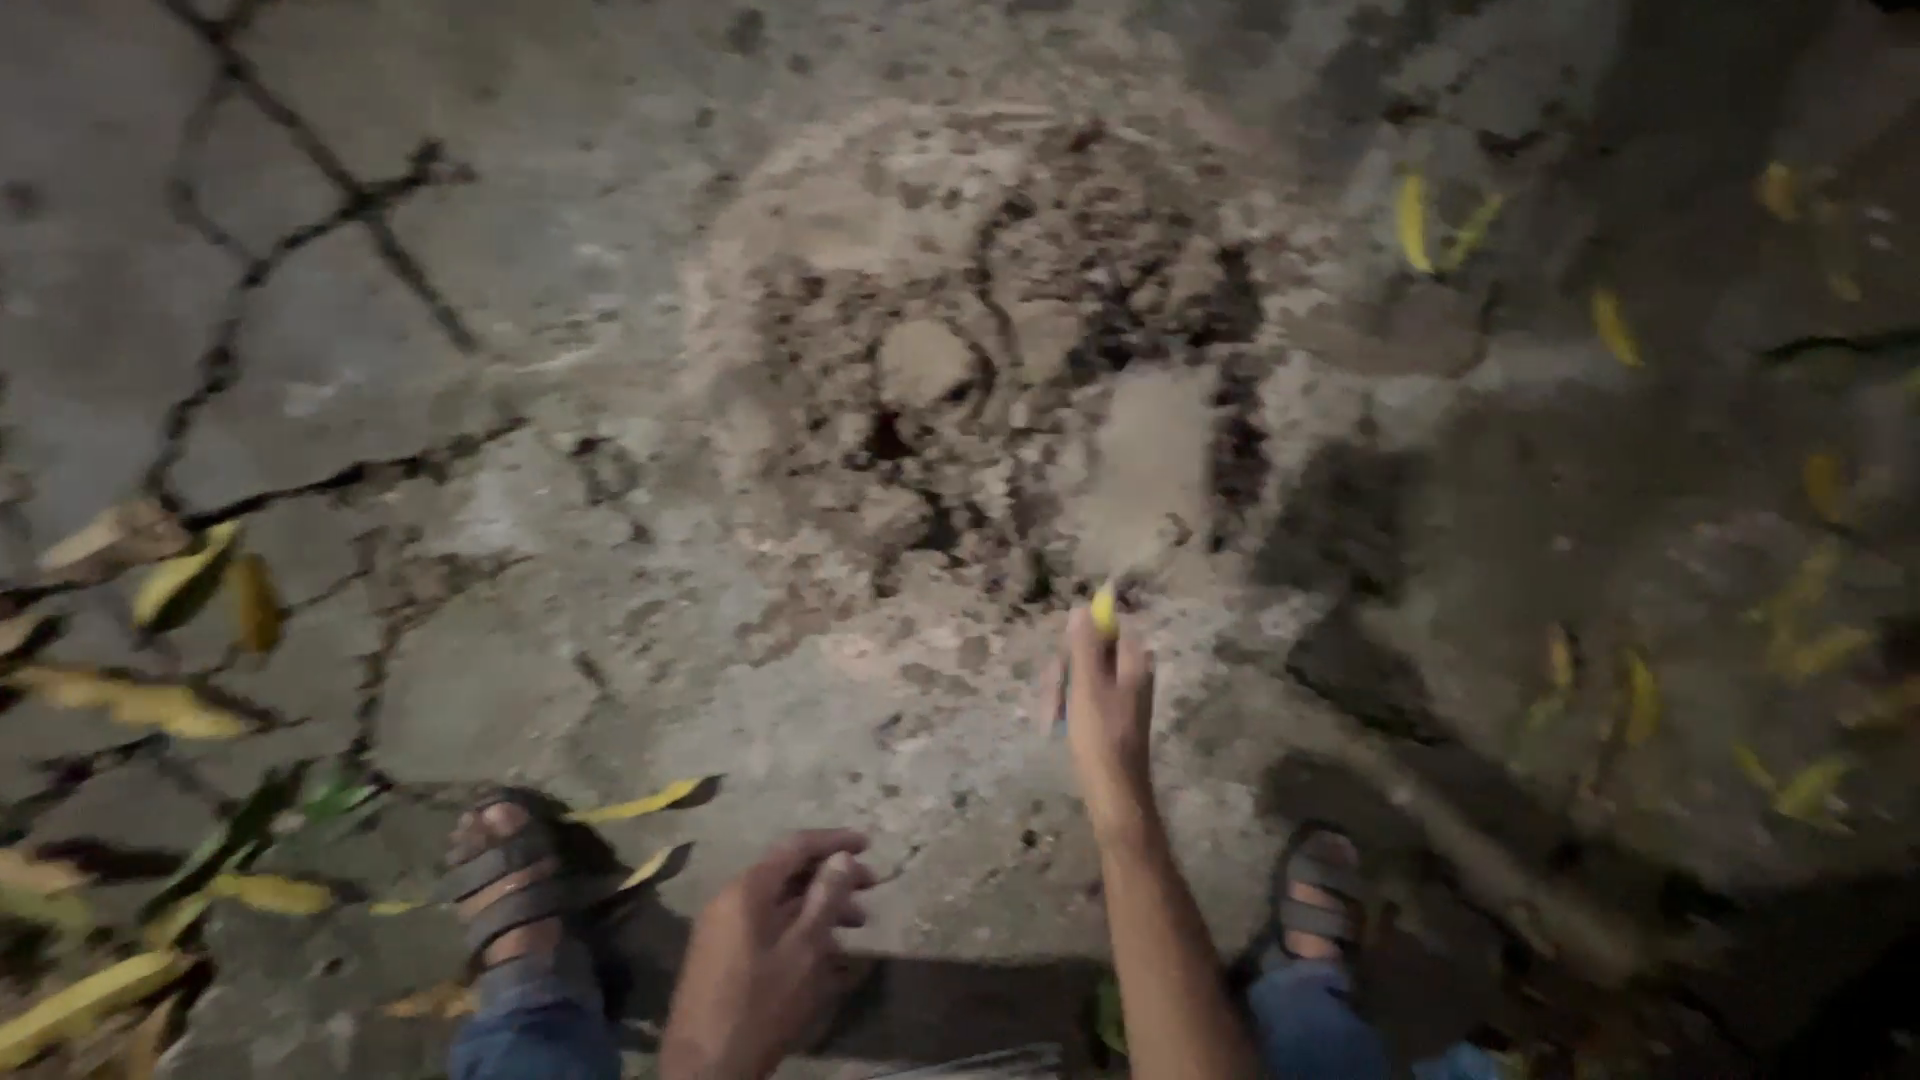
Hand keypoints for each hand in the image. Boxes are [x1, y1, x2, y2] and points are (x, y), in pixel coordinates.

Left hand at [662, 829, 876, 1079]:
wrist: (704, 1071)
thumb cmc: (760, 1006)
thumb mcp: (804, 951)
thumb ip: (825, 898)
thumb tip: (843, 857)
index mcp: (747, 889)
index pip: (795, 846)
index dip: (835, 840)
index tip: (869, 845)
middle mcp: (730, 899)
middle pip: (788, 872)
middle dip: (832, 875)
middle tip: (871, 887)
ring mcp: (722, 928)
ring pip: (779, 901)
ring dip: (819, 904)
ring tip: (858, 923)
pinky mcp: (722, 954)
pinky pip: (767, 924)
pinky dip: (799, 925)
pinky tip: (827, 948)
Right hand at [1062, 605, 1155, 840]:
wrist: (1113, 790)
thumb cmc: (1100, 736)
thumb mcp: (1087, 685)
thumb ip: (1084, 645)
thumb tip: (1081, 608)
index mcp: (1134, 662)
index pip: (1106, 628)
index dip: (1080, 638)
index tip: (1064, 660)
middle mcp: (1132, 673)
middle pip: (1091, 650)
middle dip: (1065, 670)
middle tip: (1054, 695)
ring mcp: (1122, 695)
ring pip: (1083, 673)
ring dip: (1062, 689)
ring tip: (1052, 715)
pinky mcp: (1111, 714)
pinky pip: (1085, 694)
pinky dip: (1070, 704)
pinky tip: (1058, 722)